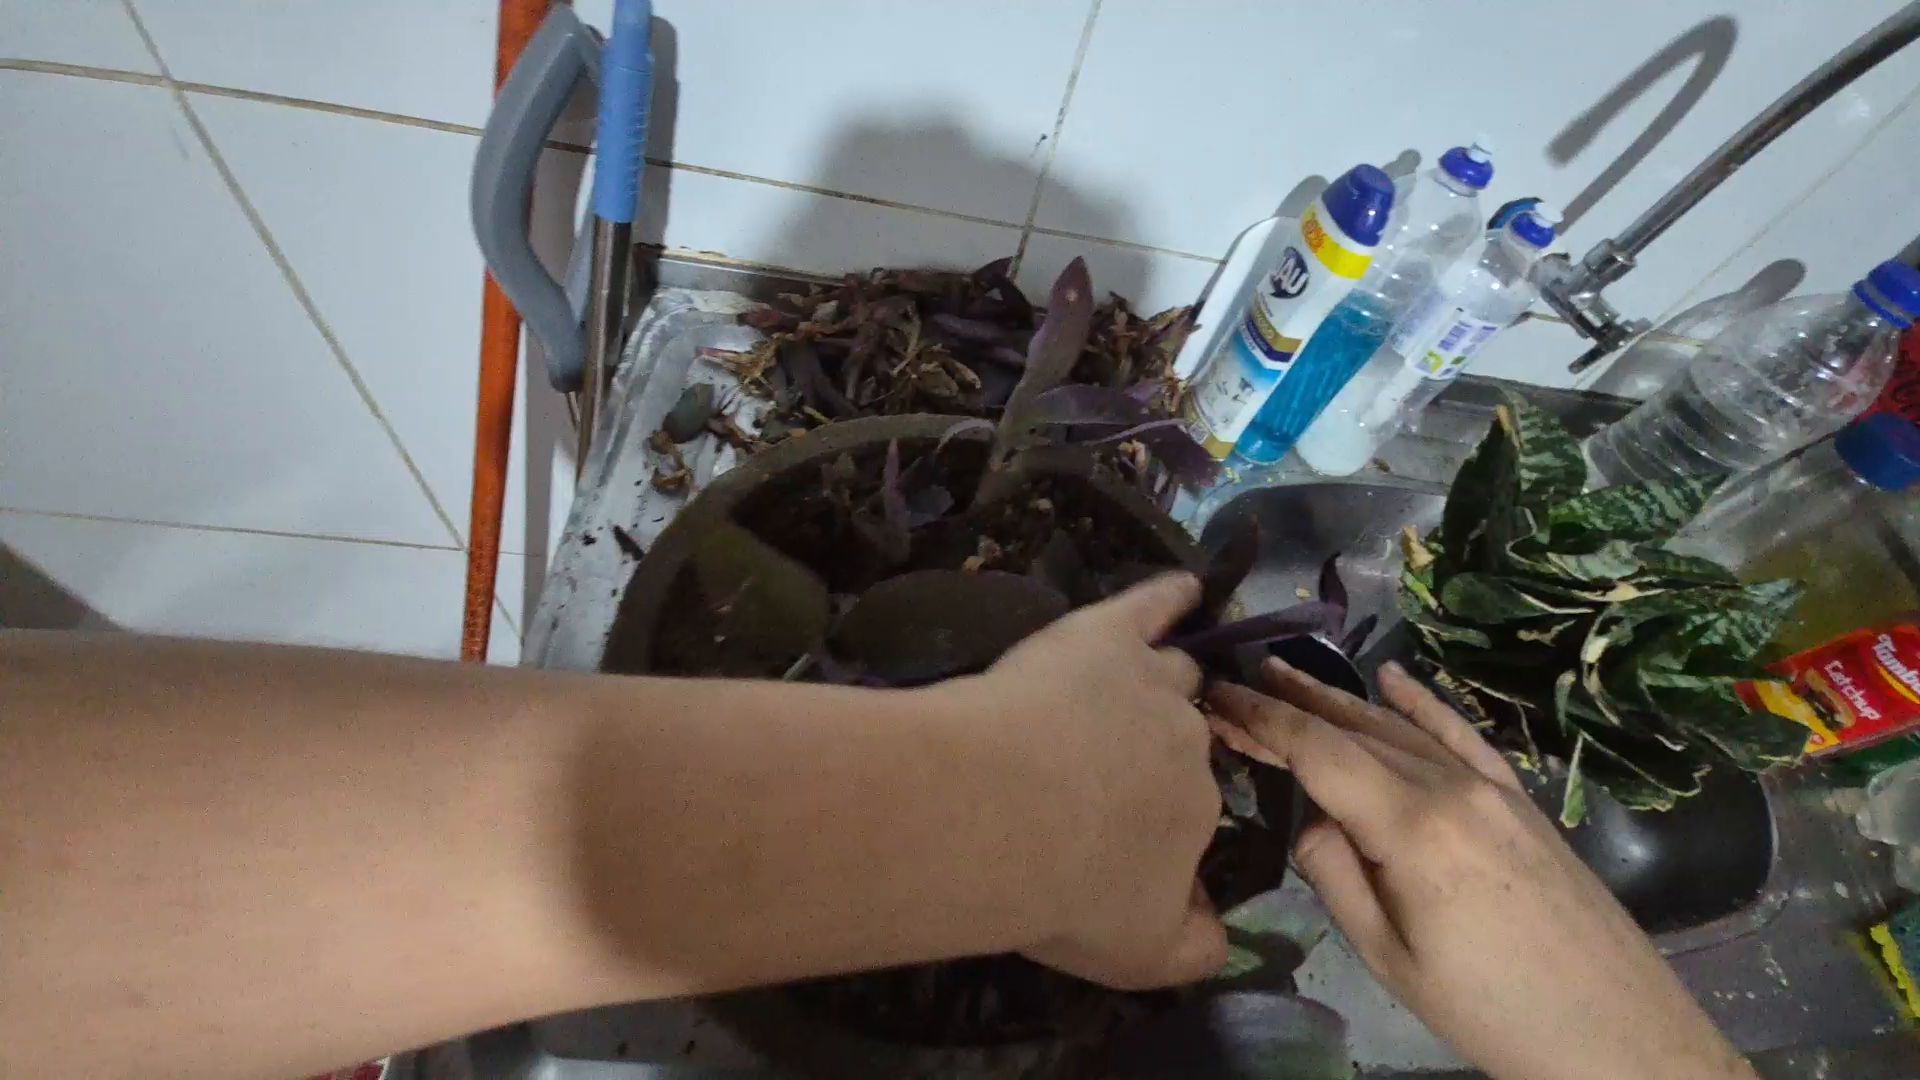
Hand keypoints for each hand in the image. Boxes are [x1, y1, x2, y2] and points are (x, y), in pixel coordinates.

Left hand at [942, 572, 1226, 989]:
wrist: (999, 810)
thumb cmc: (1059, 887)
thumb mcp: (1137, 952)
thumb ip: (1192, 944)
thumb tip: (1218, 929)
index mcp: (1196, 811)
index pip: (1194, 804)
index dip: (1160, 808)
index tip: (1122, 814)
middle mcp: (1185, 743)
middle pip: (1184, 734)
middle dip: (1161, 743)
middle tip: (1114, 752)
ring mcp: (1148, 683)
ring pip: (1172, 673)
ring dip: (1168, 676)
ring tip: (1159, 673)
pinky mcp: (1106, 636)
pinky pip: (1151, 606)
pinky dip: (1170, 597)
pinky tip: (1185, 588)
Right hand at [1209, 659, 1756, 1079]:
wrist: (1628, 1047)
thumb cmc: (1490, 1012)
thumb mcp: (1385, 953)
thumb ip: (1332, 870)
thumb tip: (1312, 816)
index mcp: (1410, 827)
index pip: (1315, 749)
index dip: (1259, 717)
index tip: (1217, 697)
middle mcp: (1448, 787)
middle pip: (1348, 729)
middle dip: (1284, 704)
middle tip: (1234, 684)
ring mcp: (1490, 787)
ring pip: (1394, 725)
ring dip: (1333, 697)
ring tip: (1283, 672)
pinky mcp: (1518, 799)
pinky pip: (1459, 734)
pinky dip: (1420, 702)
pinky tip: (1390, 676)